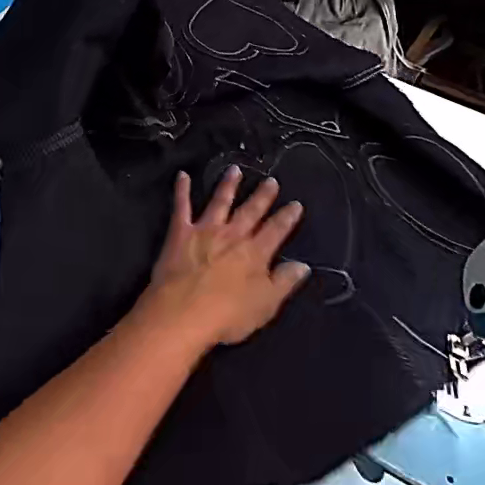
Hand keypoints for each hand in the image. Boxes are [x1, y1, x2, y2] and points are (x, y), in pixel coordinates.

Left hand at [138, 166, 309, 348]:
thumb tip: (303, 266)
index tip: (296, 204)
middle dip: (263, 196)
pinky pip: (181, 207)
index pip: (276, 230)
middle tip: (271, 180)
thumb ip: (285, 282)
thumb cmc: (227, 315)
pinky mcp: (180, 233)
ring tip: (235, 169)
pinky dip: (182, 190)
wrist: (182, 313)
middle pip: (251, 211)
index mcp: (255, 252)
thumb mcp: (265, 305)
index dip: (287, 217)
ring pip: (220, 201)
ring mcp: (206, 230)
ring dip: (229, 185)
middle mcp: (233, 235)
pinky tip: (182, 175)